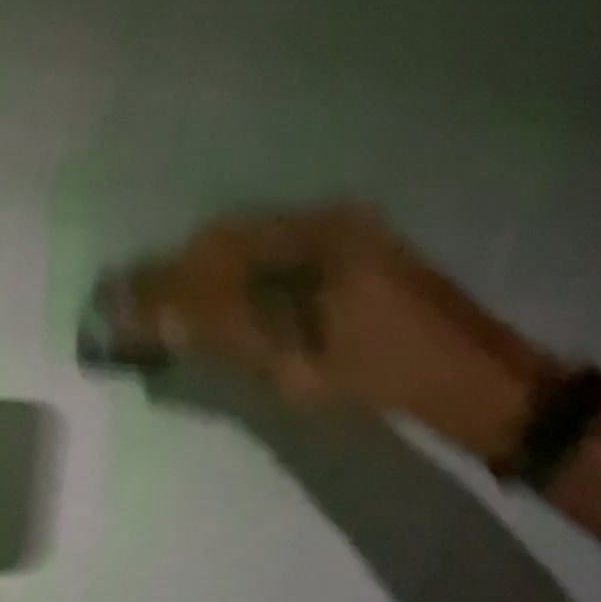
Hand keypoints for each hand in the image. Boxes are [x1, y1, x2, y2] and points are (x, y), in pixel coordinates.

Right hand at [103, 202, 554, 463]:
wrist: (480, 380)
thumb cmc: (388, 378)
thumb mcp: (303, 370)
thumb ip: (229, 339)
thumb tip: (162, 322)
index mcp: (315, 242)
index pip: (217, 254)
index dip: (165, 279)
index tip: (120, 298)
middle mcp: (325, 221)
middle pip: (229, 238)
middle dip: (178, 270)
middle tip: (137, 299)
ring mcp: (341, 231)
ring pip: (249, 242)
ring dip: (205, 270)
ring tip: (170, 301)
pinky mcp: (350, 247)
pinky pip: (276, 250)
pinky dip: (239, 273)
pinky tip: (221, 296)